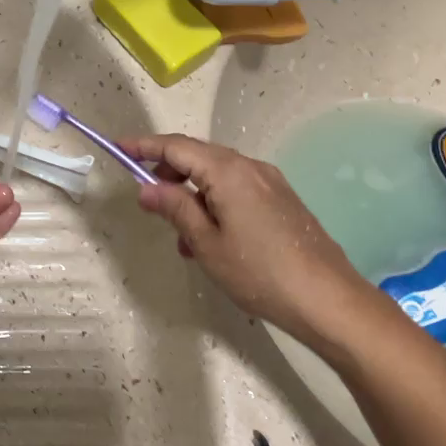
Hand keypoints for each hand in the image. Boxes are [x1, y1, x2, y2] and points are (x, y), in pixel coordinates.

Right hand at [120, 134, 382, 353]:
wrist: (327, 299)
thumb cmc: (259, 272)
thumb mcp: (206, 243)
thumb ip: (175, 209)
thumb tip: (147, 187)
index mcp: (228, 172)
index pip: (176, 147)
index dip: (144, 146)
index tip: (118, 147)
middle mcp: (250, 168)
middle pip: (198, 156)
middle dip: (168, 170)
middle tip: (147, 196)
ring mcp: (270, 183)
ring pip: (218, 175)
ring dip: (191, 193)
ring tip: (179, 234)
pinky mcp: (281, 201)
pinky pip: (236, 189)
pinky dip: (214, 202)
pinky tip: (208, 239)